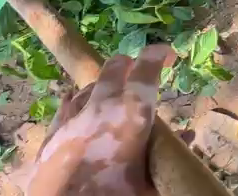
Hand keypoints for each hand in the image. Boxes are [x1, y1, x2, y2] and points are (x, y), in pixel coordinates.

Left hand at [19, 44, 174, 195]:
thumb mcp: (150, 182)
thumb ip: (166, 153)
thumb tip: (188, 136)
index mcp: (133, 111)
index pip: (148, 65)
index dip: (159, 54)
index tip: (167, 56)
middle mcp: (102, 106)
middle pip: (114, 67)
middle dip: (128, 64)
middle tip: (136, 73)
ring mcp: (71, 120)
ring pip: (87, 87)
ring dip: (101, 88)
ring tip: (108, 98)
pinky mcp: (49, 139)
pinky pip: (63, 110)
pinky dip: (74, 106)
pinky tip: (76, 111)